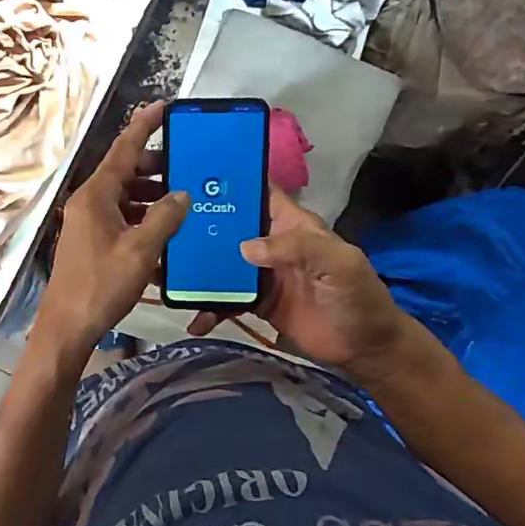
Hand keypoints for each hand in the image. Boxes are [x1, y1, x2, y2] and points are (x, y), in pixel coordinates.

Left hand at [38, 104, 189, 348]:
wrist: (68, 324)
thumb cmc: (102, 284)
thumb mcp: (141, 250)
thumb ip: (165, 218)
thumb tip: (181, 194)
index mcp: (95, 196)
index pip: (122, 150)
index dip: (143, 126)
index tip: (163, 107)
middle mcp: (87, 202)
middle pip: (123, 172)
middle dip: (155, 166)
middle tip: (187, 166)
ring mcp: (86, 222)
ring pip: (122, 196)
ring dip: (150, 195)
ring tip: (182, 199)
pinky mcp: (89, 241)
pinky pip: (119, 218)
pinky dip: (141, 218)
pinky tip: (165, 230)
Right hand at [187, 187, 415, 379]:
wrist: (364, 348)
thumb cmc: (357, 298)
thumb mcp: (339, 264)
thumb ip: (298, 248)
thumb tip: (243, 248)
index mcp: (290, 224)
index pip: (257, 193)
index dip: (230, 182)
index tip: (190, 177)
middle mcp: (269, 243)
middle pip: (226, 227)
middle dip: (197, 227)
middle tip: (160, 228)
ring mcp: (258, 273)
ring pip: (218, 264)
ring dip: (194, 271)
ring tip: (166, 277)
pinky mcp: (253, 301)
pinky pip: (223, 300)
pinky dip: (207, 310)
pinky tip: (195, 321)